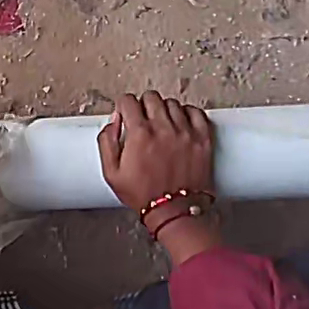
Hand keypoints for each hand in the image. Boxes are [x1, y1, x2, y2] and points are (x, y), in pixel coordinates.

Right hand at [98, 91, 222, 264]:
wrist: (174, 211)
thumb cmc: (144, 194)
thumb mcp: (111, 172)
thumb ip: (106, 141)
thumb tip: (113, 121)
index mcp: (139, 134)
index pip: (129, 101)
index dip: (124, 106)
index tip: (125, 113)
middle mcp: (163, 128)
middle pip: (151, 97)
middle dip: (143, 105)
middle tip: (142, 118)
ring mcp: (185, 132)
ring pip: (172, 103)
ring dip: (164, 109)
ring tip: (161, 123)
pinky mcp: (202, 138)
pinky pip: (196, 112)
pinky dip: (187, 113)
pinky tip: (180, 123)